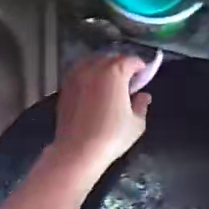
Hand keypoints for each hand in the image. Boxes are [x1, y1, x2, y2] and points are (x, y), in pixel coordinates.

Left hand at [48, 52, 150, 174]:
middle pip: (112, 58)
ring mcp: (76, 76)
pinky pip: (80, 72)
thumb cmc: (111, 136)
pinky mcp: (65, 87)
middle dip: (122, 65)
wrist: (77, 151)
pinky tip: (93, 89)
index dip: (141, 68)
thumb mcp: (136, 123)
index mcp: (115, 72)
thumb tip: (143, 97)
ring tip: (110, 83)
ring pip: (93, 62)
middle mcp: (94, 68)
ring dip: (104, 67)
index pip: (132, 60)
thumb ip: (141, 105)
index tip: (144, 76)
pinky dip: (89, 75)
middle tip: (129, 81)